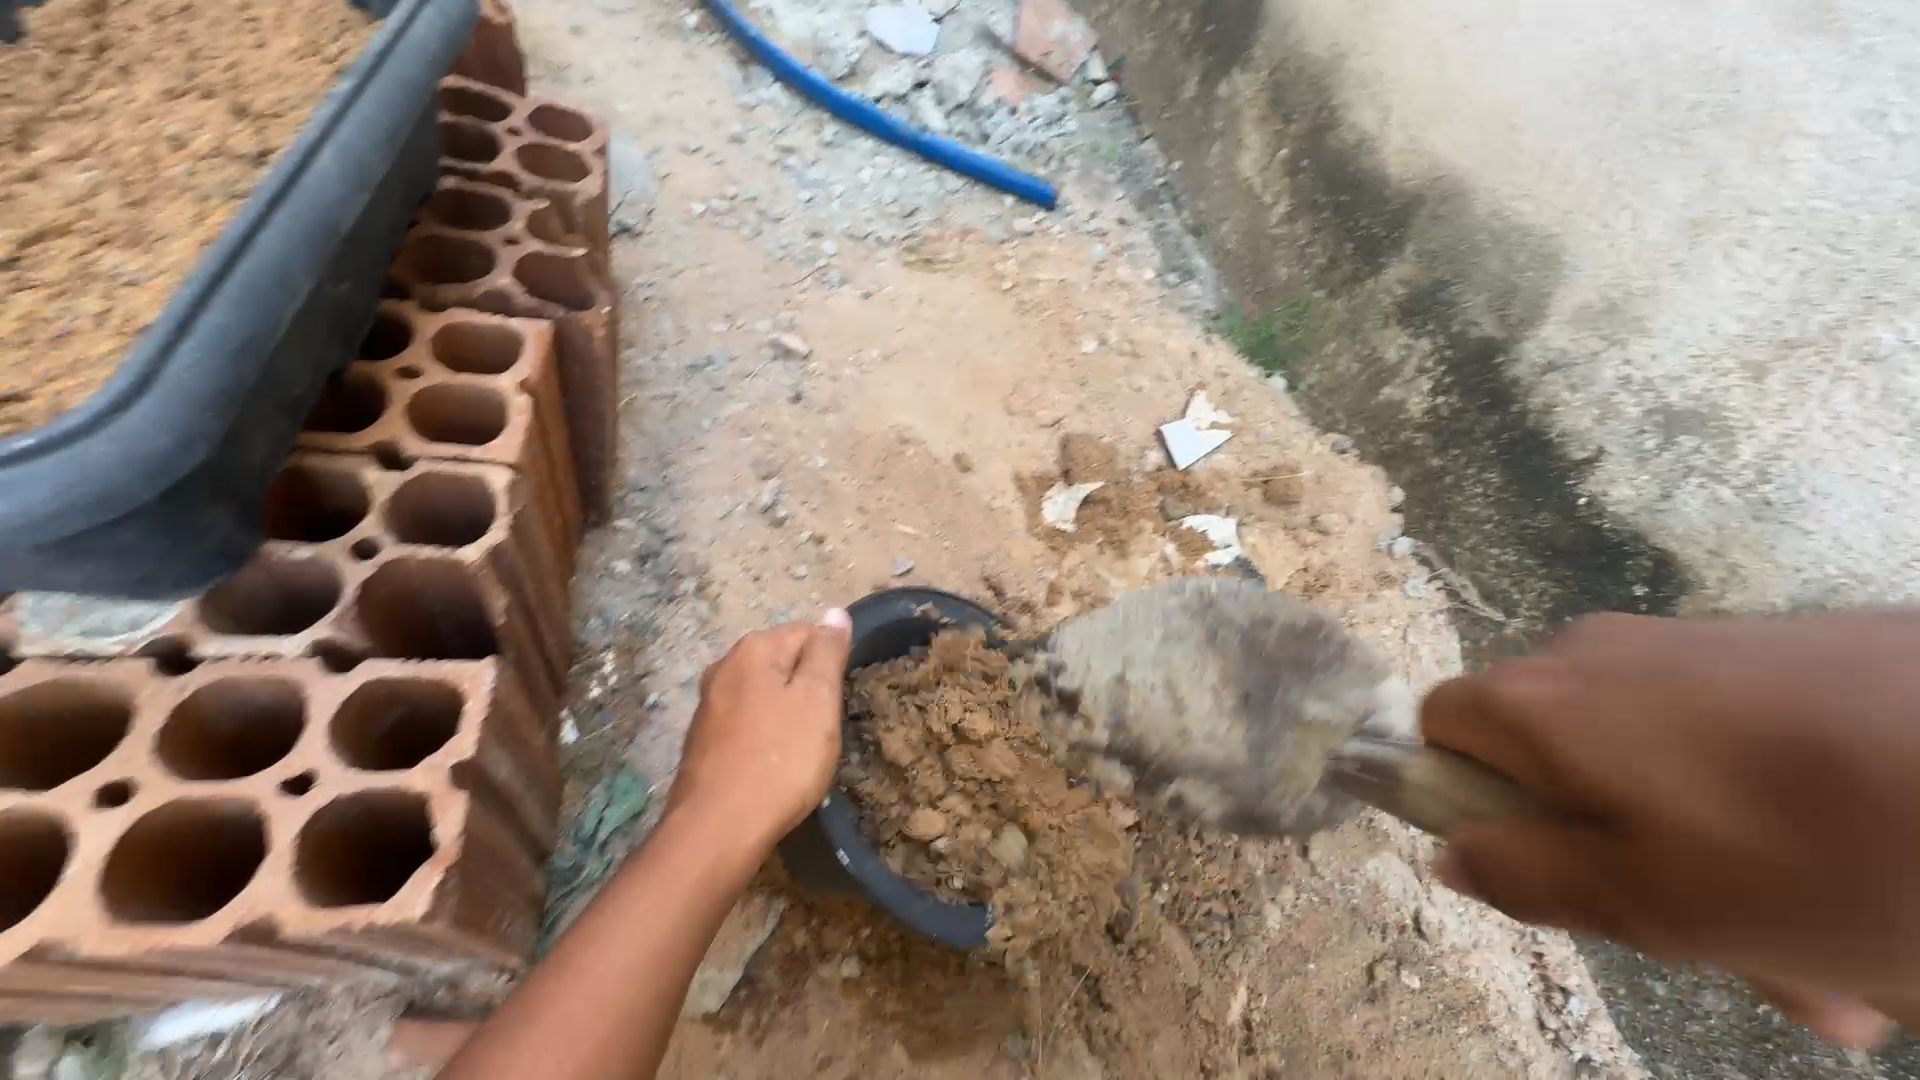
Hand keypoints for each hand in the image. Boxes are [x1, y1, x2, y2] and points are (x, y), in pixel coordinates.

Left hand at [667, 610, 852, 851]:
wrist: (717, 829)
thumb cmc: (780, 759)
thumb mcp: (818, 699)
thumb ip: (827, 652)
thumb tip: (835, 612)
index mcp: (754, 649)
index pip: (808, 632)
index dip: (832, 662)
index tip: (840, 698)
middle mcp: (724, 667)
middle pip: (783, 662)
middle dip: (808, 688)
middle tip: (825, 726)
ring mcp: (708, 705)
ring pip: (764, 695)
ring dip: (788, 714)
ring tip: (803, 749)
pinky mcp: (703, 741)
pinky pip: (747, 724)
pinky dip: (766, 737)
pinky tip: (775, 766)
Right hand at [1422, 610, 1919, 1046]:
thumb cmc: (1820, 847)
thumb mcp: (1651, 902)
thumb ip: (1523, 875)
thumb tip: (1449, 853)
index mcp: (1535, 703)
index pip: (1437, 728)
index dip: (1471, 797)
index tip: (1551, 862)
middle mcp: (1587, 654)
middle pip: (1548, 752)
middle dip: (1612, 850)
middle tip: (1713, 941)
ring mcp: (1683, 643)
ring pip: (1645, 756)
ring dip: (1701, 847)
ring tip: (1821, 942)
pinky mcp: (1773, 645)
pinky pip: (1720, 732)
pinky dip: (1760, 803)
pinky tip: (1857, 870)